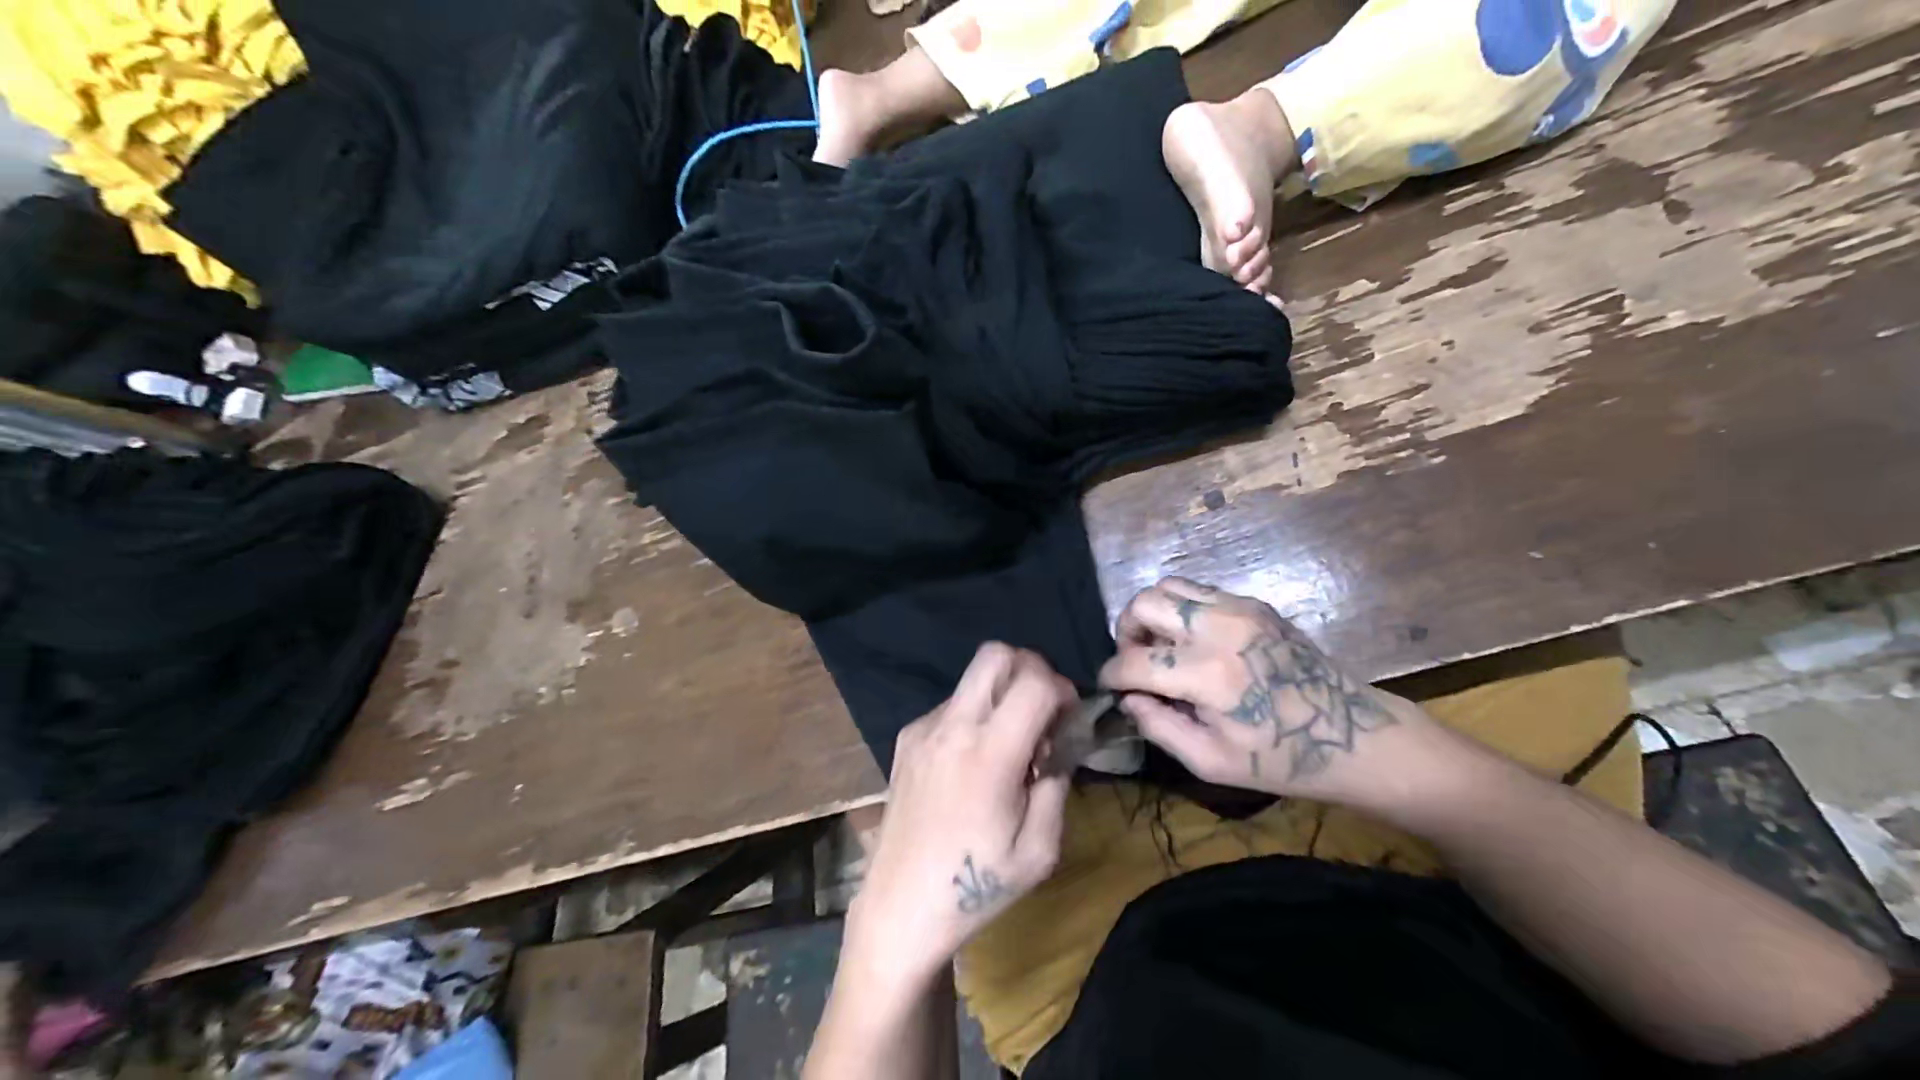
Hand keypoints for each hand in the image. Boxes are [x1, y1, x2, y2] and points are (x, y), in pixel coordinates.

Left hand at [845, 643, 1075, 989]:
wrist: (900, 908)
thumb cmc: (976, 888)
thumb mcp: (1039, 848)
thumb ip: (1057, 782)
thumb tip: (1061, 740)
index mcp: (988, 755)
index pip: (1034, 681)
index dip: (1062, 688)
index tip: (1069, 718)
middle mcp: (951, 727)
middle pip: (995, 654)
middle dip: (1030, 669)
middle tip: (1043, 710)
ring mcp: (923, 729)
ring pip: (972, 678)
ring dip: (1002, 693)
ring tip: (1010, 745)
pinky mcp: (906, 739)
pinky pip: (951, 705)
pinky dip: (975, 716)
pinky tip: (975, 762)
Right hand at [1099, 577, 1425, 801]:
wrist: (1352, 736)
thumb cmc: (1280, 759)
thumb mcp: (1209, 762)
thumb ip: (1158, 726)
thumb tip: (1128, 698)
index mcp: (1209, 675)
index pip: (1133, 662)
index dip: (1111, 676)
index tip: (1111, 687)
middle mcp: (1220, 629)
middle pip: (1145, 603)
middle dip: (1127, 631)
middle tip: (1137, 661)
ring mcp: (1240, 609)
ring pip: (1168, 586)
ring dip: (1153, 615)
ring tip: (1163, 647)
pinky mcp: (1254, 603)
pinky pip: (1198, 591)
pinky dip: (1182, 611)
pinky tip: (1194, 642)